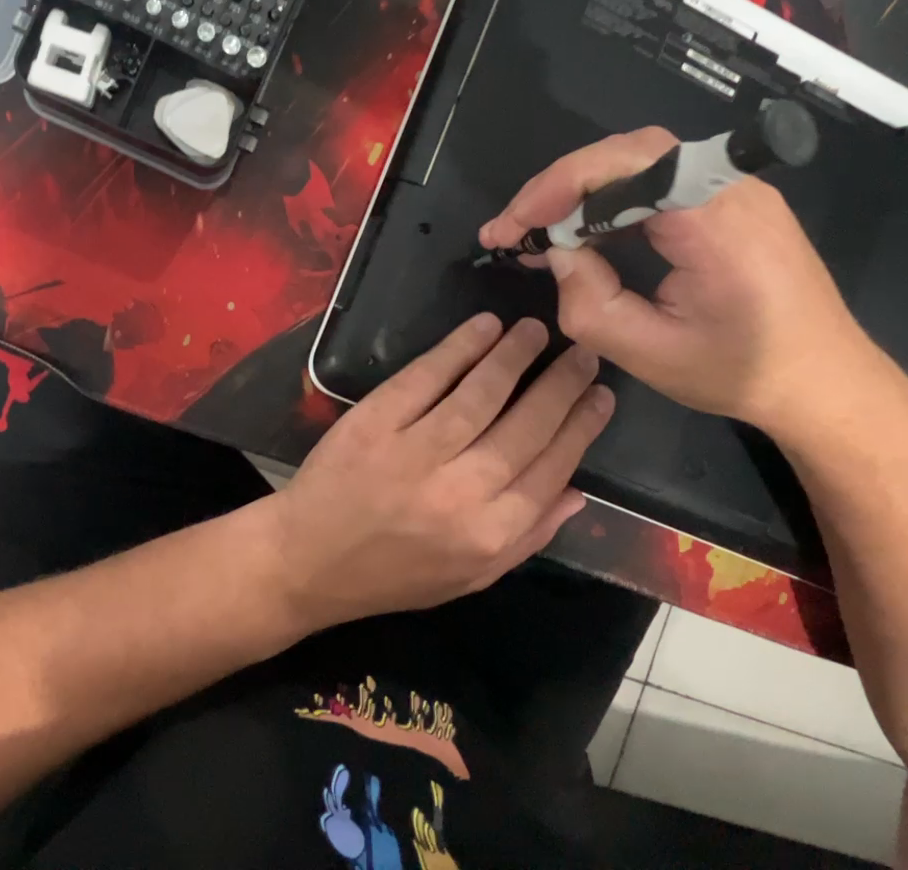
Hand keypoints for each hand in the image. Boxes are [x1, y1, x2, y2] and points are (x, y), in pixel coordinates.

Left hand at [266, 315, 614, 629]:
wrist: (308, 561)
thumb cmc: (394, 575)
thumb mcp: (471, 577)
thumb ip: (529, 538)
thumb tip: (579, 491)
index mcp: (489, 534)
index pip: (553, 467)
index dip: (581, 425)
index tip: (600, 394)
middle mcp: (459, 491)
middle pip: (526, 425)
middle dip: (561, 383)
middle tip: (580, 353)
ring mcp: (414, 452)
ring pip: (481, 393)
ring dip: (515, 356)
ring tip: (536, 331)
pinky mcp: (375, 422)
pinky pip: (426, 377)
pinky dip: (460, 348)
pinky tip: (485, 329)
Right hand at [479, 127, 881, 432]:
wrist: (824, 381)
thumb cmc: (741, 372)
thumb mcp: (651, 352)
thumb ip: (590, 303)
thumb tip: (556, 255)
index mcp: (714, 220)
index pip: (622, 166)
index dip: (555, 188)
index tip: (509, 231)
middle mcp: (729, 188)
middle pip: (627, 154)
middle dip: (559, 187)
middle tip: (513, 230)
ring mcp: (735, 190)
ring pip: (641, 163)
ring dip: (582, 192)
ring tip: (538, 233)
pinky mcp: (733, 203)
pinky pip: (660, 183)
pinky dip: (613, 202)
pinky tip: (585, 234)